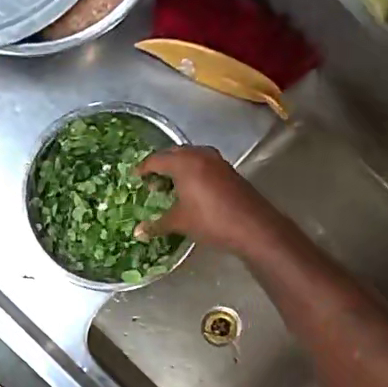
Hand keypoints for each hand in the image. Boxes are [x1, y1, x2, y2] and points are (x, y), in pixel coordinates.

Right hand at [137, 146, 283, 255]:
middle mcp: (200, 155)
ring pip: (190, 156)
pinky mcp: (229, 170)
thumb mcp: (179, 222)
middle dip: (160, 165)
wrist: (253, 227)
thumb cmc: (210, 221)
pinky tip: (191, 189)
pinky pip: (203, 163)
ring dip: (178, 167)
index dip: (143, 169)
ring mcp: (217, 161)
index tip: (135, 178)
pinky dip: (192, 171)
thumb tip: (137, 232)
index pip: (156, 160)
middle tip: (151, 182)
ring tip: (170, 185)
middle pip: (174, 153)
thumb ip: (156, 225)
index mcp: (184, 163)